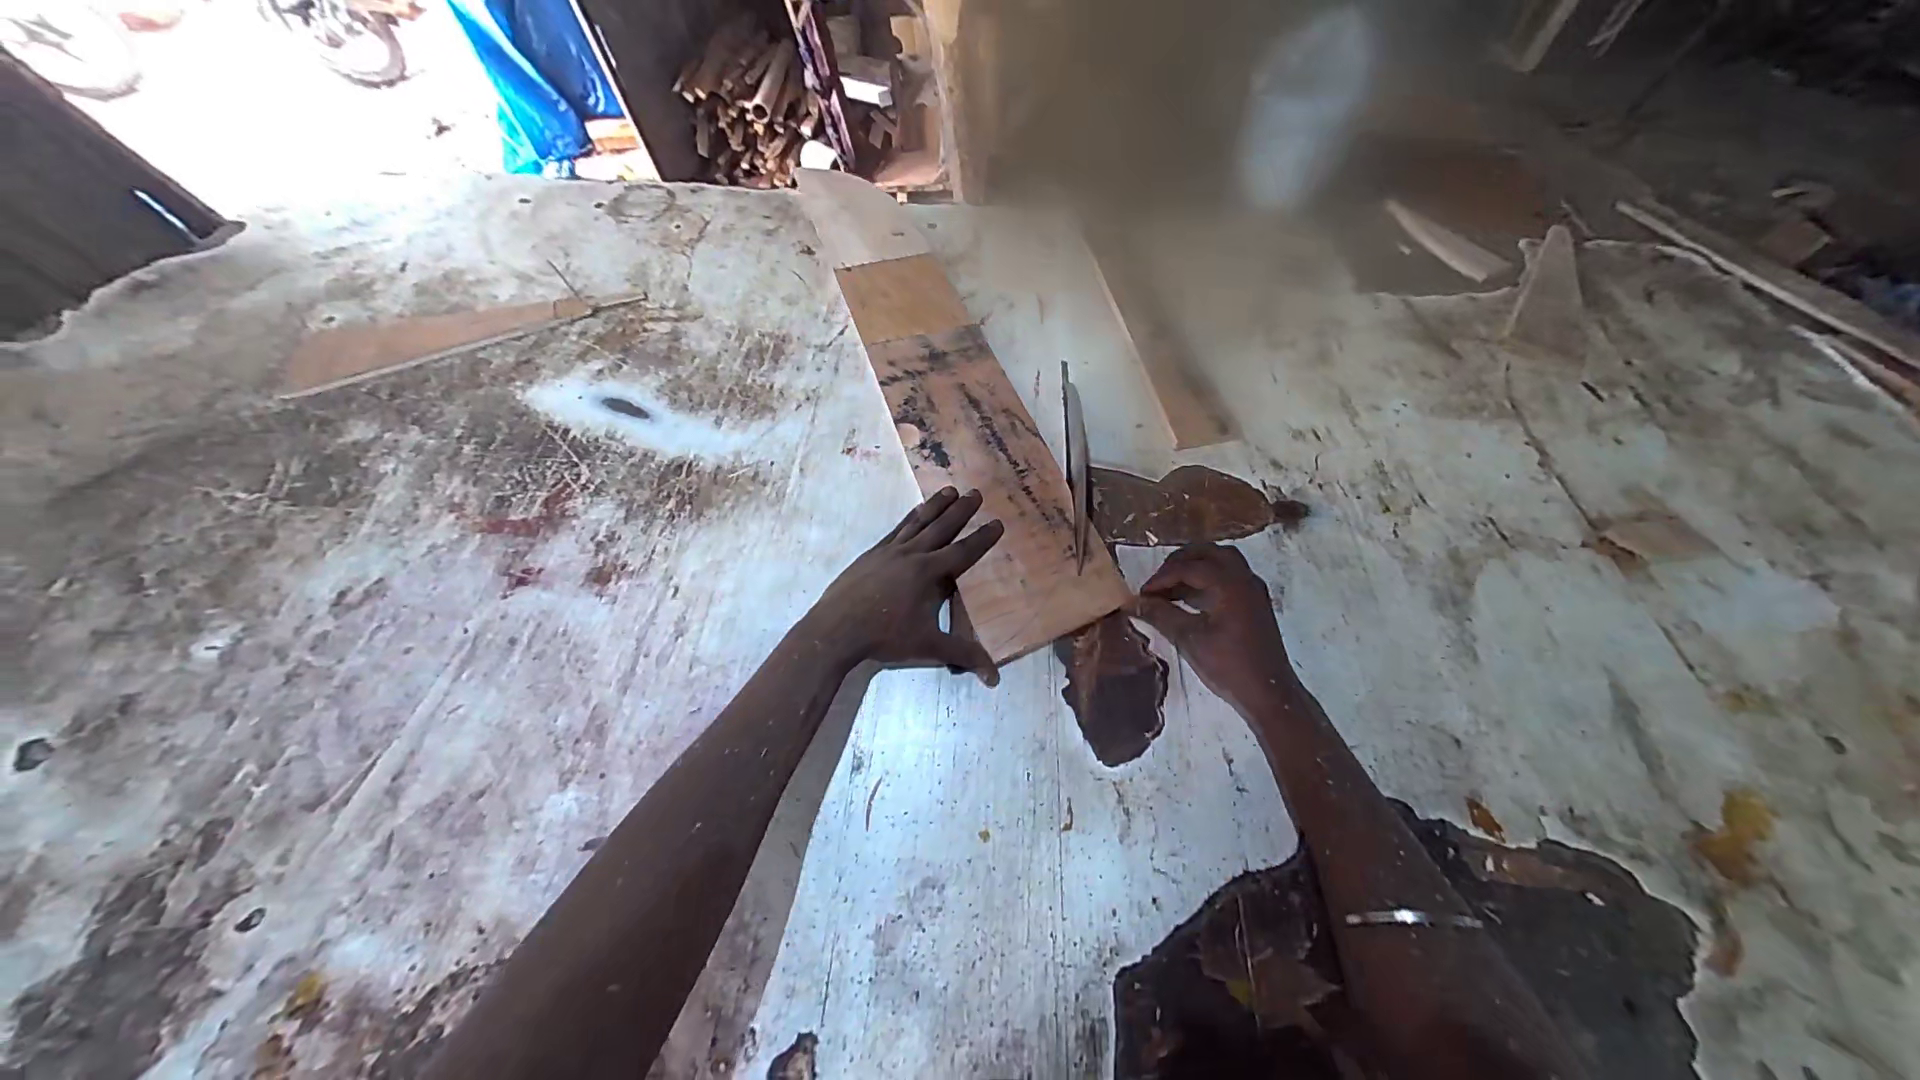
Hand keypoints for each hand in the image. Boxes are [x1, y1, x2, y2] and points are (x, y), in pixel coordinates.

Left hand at [802, 487, 1004, 682]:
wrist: (836, 629)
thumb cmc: (885, 637)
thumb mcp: (928, 647)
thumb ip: (963, 655)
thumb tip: (994, 677)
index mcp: (929, 573)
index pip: (963, 551)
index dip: (982, 538)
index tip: (997, 523)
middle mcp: (912, 555)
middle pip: (942, 527)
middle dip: (961, 510)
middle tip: (976, 493)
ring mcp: (889, 551)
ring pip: (918, 522)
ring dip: (936, 506)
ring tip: (949, 490)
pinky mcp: (872, 554)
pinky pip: (897, 530)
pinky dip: (909, 519)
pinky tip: (914, 512)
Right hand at [1130, 543, 1299, 715]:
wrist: (1269, 694)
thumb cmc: (1228, 666)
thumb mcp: (1188, 639)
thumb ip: (1160, 615)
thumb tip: (1133, 603)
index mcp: (1230, 584)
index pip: (1189, 567)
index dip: (1161, 578)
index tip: (1142, 594)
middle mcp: (1245, 580)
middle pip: (1209, 553)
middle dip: (1179, 563)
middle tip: (1158, 582)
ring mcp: (1253, 591)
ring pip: (1221, 563)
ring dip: (1194, 569)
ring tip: (1170, 589)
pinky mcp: (1254, 605)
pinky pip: (1228, 579)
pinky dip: (1206, 581)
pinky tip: (1188, 600)